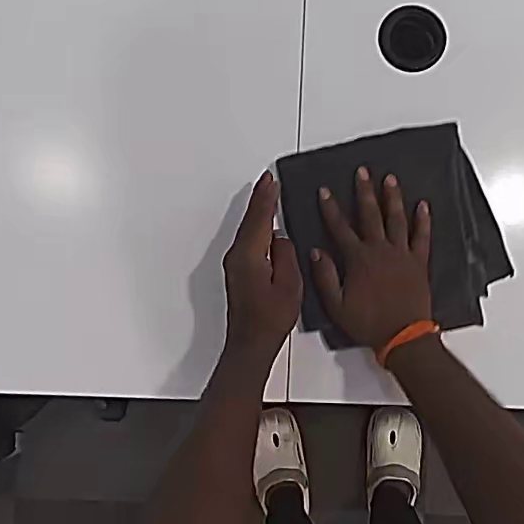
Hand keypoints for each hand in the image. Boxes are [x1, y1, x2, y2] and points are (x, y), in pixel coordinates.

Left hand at [223, 171, 301, 364]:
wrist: (251, 343)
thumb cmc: (269, 320)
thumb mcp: (289, 285)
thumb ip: (285, 255)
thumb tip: (280, 239)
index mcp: (248, 256)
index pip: (258, 218)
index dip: (266, 197)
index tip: (270, 180)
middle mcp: (237, 257)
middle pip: (249, 220)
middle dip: (260, 199)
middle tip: (268, 181)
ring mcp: (235, 265)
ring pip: (248, 230)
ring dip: (258, 212)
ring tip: (268, 196)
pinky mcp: (238, 272)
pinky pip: (247, 241)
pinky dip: (256, 227)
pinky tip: (264, 226)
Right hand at [311, 166, 432, 349]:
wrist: (404, 336)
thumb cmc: (369, 323)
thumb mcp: (336, 304)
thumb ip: (325, 276)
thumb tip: (317, 253)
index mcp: (358, 259)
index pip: (340, 227)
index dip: (331, 208)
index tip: (325, 191)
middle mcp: (380, 251)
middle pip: (370, 214)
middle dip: (364, 192)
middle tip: (362, 173)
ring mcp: (402, 254)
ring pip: (396, 219)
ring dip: (392, 198)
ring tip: (389, 179)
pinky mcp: (418, 263)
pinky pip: (422, 236)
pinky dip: (423, 220)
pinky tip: (423, 206)